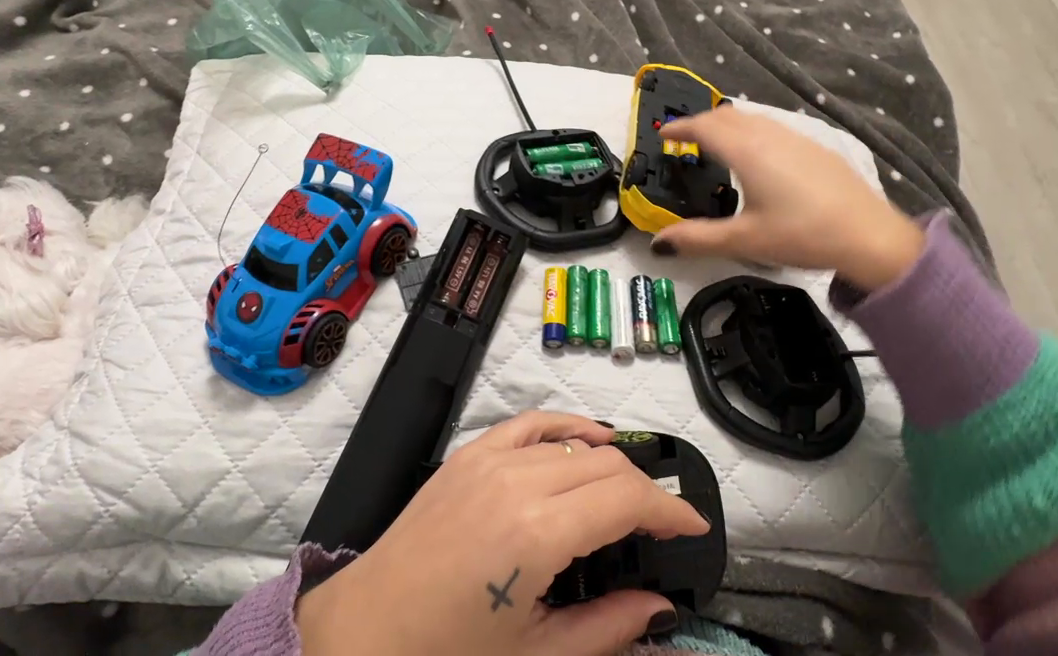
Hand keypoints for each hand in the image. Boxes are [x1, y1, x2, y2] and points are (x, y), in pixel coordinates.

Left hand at [296, 412, 708, 655]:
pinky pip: (529, 424)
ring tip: (631, 495)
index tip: (692, 528)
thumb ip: (609, 628)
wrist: (365, 632)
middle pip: (606, 465)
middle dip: (645, 492)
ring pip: (573, 442)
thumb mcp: (538, 655)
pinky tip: (589, 438)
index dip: (669, 511)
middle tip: (662, 526)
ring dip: (611, 463)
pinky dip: (566, 425)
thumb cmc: (447, 653)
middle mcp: (516, 481)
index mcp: (537, 532)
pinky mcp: (468, 455)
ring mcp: (488, 460)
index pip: (625, 499)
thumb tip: (658, 608)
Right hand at [653, 105, 924, 289]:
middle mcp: (770, 137)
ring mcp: (797, 140)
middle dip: (701, 122)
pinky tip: (758, 157)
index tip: (662, 134)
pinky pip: (774, 128)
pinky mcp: (817, 149)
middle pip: (727, 116)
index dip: (679, 127)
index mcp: (747, 152)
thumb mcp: (744, 241)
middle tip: (684, 139)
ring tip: (716, 144)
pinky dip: (752, 132)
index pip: (704, 127)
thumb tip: (658, 241)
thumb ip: (698, 238)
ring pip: (753, 119)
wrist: (870, 236)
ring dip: (727, 125)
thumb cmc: (802, 235)